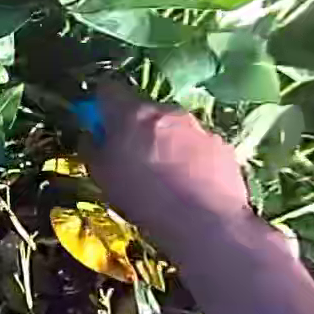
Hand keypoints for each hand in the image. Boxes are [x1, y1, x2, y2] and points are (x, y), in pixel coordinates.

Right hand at [80, 83, 259, 255]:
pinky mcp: (222, 146)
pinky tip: (187, 182)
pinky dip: (188, 156)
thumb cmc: (141, 196)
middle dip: (134, 126)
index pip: (108, 90)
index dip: (100, 105)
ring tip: (162, 173)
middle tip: (129, 155)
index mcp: (131, 113)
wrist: (204, 222)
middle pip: (143, 109)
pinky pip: (196, 144)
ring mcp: (198, 127)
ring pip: (171, 126)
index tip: (98, 125)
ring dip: (163, 141)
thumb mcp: (100, 174)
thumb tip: (91, 135)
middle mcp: (166, 111)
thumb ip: (92, 147)